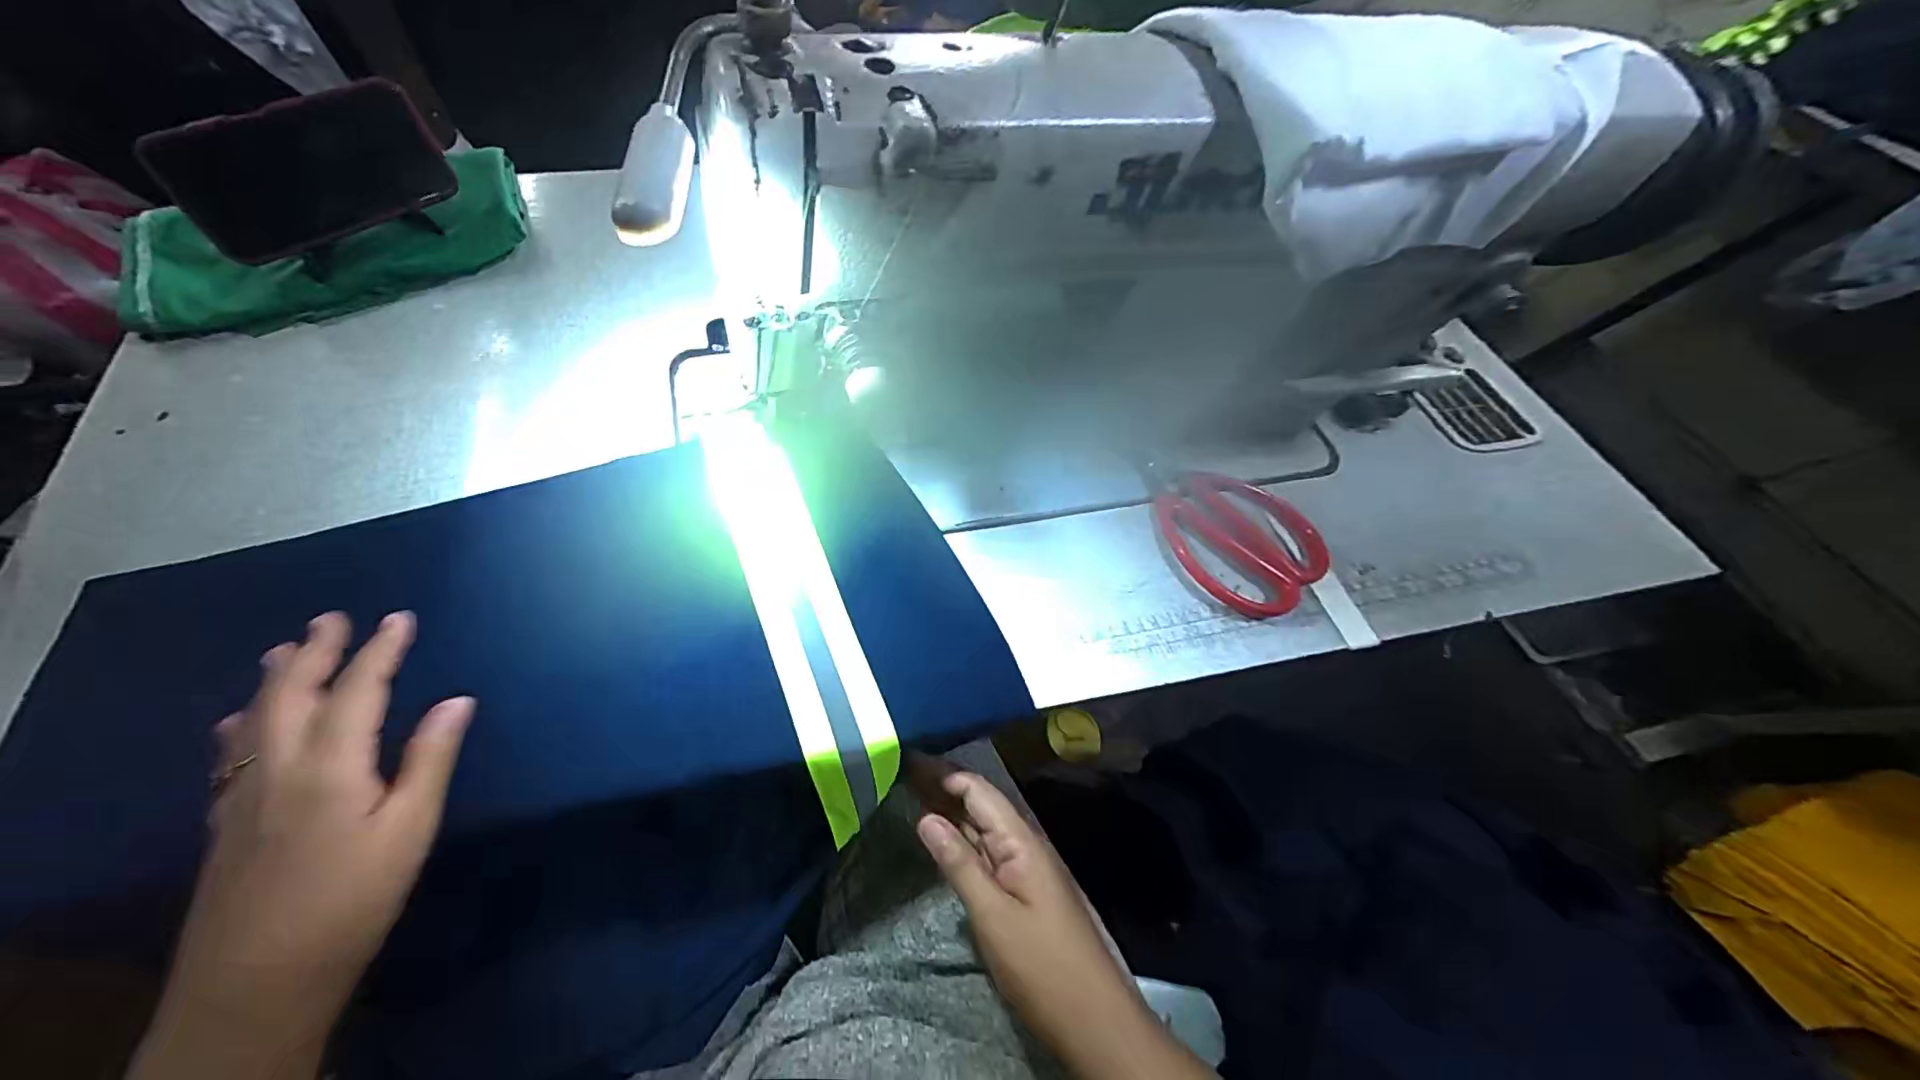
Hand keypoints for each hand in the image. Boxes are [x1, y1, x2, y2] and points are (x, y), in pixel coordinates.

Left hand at [128, 611, 473, 1079]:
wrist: (257, 983)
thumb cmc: (353, 900)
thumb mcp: (410, 830)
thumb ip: (430, 760)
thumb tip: (457, 700)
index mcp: (328, 767)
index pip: (357, 691)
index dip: (379, 651)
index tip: (399, 618)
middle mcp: (277, 770)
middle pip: (291, 694)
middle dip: (314, 652)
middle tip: (331, 618)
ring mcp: (242, 797)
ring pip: (253, 719)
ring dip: (273, 679)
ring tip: (284, 650)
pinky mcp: (225, 823)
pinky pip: (230, 753)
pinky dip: (241, 723)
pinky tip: (239, 723)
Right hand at [910, 756, 1215, 1079]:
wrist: (1094, 1017)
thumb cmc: (1042, 965)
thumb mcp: (993, 915)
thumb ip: (959, 864)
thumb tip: (926, 818)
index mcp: (1021, 841)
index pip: (978, 791)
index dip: (944, 773)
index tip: (908, 759)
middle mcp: (1025, 845)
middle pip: (980, 804)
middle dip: (943, 785)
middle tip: (903, 770)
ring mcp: (1025, 868)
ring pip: (983, 827)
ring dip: (951, 809)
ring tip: (914, 792)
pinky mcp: (1023, 891)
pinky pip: (988, 852)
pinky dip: (962, 838)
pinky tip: (944, 837)